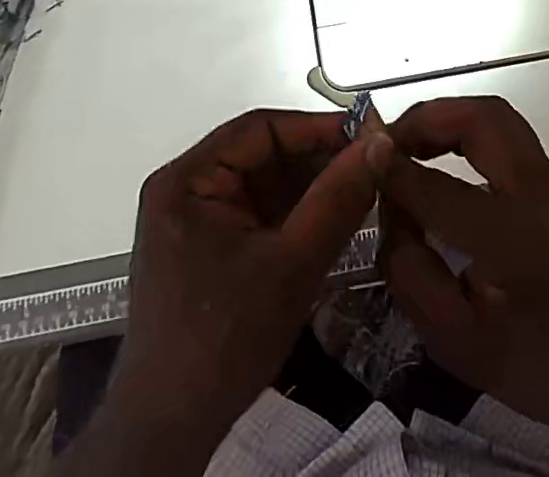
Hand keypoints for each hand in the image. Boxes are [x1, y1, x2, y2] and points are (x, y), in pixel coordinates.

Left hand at [67, 110, 392, 473]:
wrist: (173, 420)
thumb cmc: (221, 342)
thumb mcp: (291, 265)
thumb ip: (337, 201)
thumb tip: (375, 148)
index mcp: (187, 180)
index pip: (257, 129)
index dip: (315, 128)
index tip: (364, 133)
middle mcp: (185, 189)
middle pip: (260, 155)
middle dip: (316, 161)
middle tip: (370, 166)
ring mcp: (195, 218)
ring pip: (263, 185)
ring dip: (310, 188)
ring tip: (360, 192)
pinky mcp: (208, 245)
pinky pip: (257, 213)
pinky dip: (294, 215)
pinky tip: (331, 219)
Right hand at [378, 98, 548, 476]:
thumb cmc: (529, 365)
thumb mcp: (452, 341)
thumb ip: (409, 270)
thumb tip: (386, 201)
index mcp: (523, 251)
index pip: (445, 193)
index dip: (397, 170)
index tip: (360, 155)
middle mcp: (547, 202)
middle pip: (484, 121)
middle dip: (425, 119)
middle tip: (387, 143)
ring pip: (495, 115)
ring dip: (443, 118)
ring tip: (406, 145)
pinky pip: (500, 132)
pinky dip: (459, 129)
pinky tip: (434, 155)